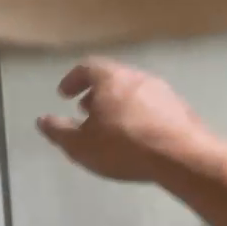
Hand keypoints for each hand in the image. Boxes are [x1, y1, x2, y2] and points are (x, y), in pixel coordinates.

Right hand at [37, 58, 216, 182]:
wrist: (184, 158)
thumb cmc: (124, 147)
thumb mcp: (80, 145)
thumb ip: (59, 131)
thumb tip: (42, 120)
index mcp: (111, 79)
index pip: (87, 67)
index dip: (73, 79)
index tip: (64, 94)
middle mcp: (138, 78)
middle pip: (112, 78)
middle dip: (96, 93)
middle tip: (86, 110)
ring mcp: (164, 92)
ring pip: (134, 91)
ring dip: (118, 104)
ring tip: (111, 126)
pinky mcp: (182, 110)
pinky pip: (153, 106)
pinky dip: (139, 115)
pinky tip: (137, 137)